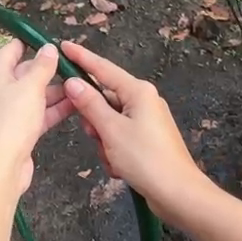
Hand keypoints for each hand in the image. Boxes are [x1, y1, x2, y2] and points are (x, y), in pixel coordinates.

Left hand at [0, 40, 72, 194]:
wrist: (2, 165)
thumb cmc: (12, 120)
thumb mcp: (31, 87)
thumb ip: (42, 66)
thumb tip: (49, 47)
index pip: (13, 49)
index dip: (32, 42)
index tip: (55, 41)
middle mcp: (2, 89)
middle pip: (27, 72)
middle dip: (51, 68)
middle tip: (77, 64)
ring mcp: (11, 110)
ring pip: (37, 94)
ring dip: (58, 90)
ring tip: (83, 83)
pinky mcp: (21, 128)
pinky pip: (41, 112)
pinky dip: (56, 108)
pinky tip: (78, 104)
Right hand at [59, 41, 209, 216]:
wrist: (178, 194)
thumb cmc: (146, 159)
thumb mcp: (112, 130)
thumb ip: (90, 105)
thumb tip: (72, 82)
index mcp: (138, 91)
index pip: (102, 69)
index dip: (81, 58)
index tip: (63, 46)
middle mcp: (143, 101)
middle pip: (104, 99)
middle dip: (94, 121)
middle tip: (96, 137)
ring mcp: (146, 121)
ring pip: (109, 122)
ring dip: (104, 142)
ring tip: (114, 159)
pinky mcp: (147, 139)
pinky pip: (119, 138)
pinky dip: (114, 152)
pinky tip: (121, 168)